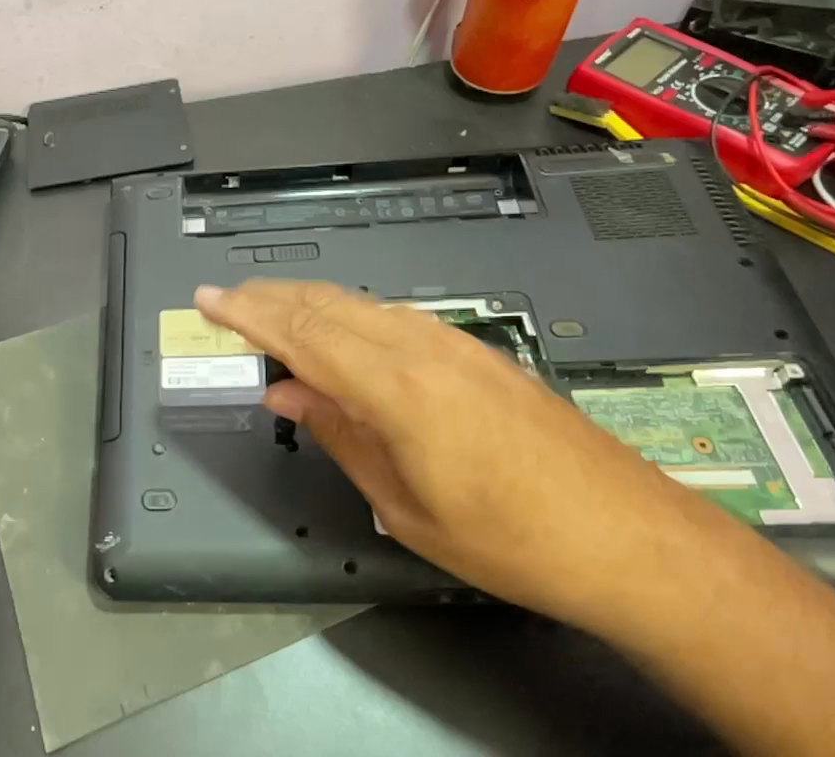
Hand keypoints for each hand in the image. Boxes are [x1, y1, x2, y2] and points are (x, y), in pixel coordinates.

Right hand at [194, 280, 730, 628]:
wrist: (626, 536)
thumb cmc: (509, 539)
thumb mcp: (403, 504)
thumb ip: (338, 433)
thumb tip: (286, 391)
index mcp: (397, 387)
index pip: (302, 331)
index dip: (247, 313)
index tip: (207, 298)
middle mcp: (423, 348)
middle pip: (327, 303)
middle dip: (269, 296)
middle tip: (226, 299)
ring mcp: (455, 343)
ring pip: (361, 303)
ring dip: (307, 301)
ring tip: (269, 311)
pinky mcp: (477, 352)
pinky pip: (393, 316)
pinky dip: (349, 314)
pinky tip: (339, 330)